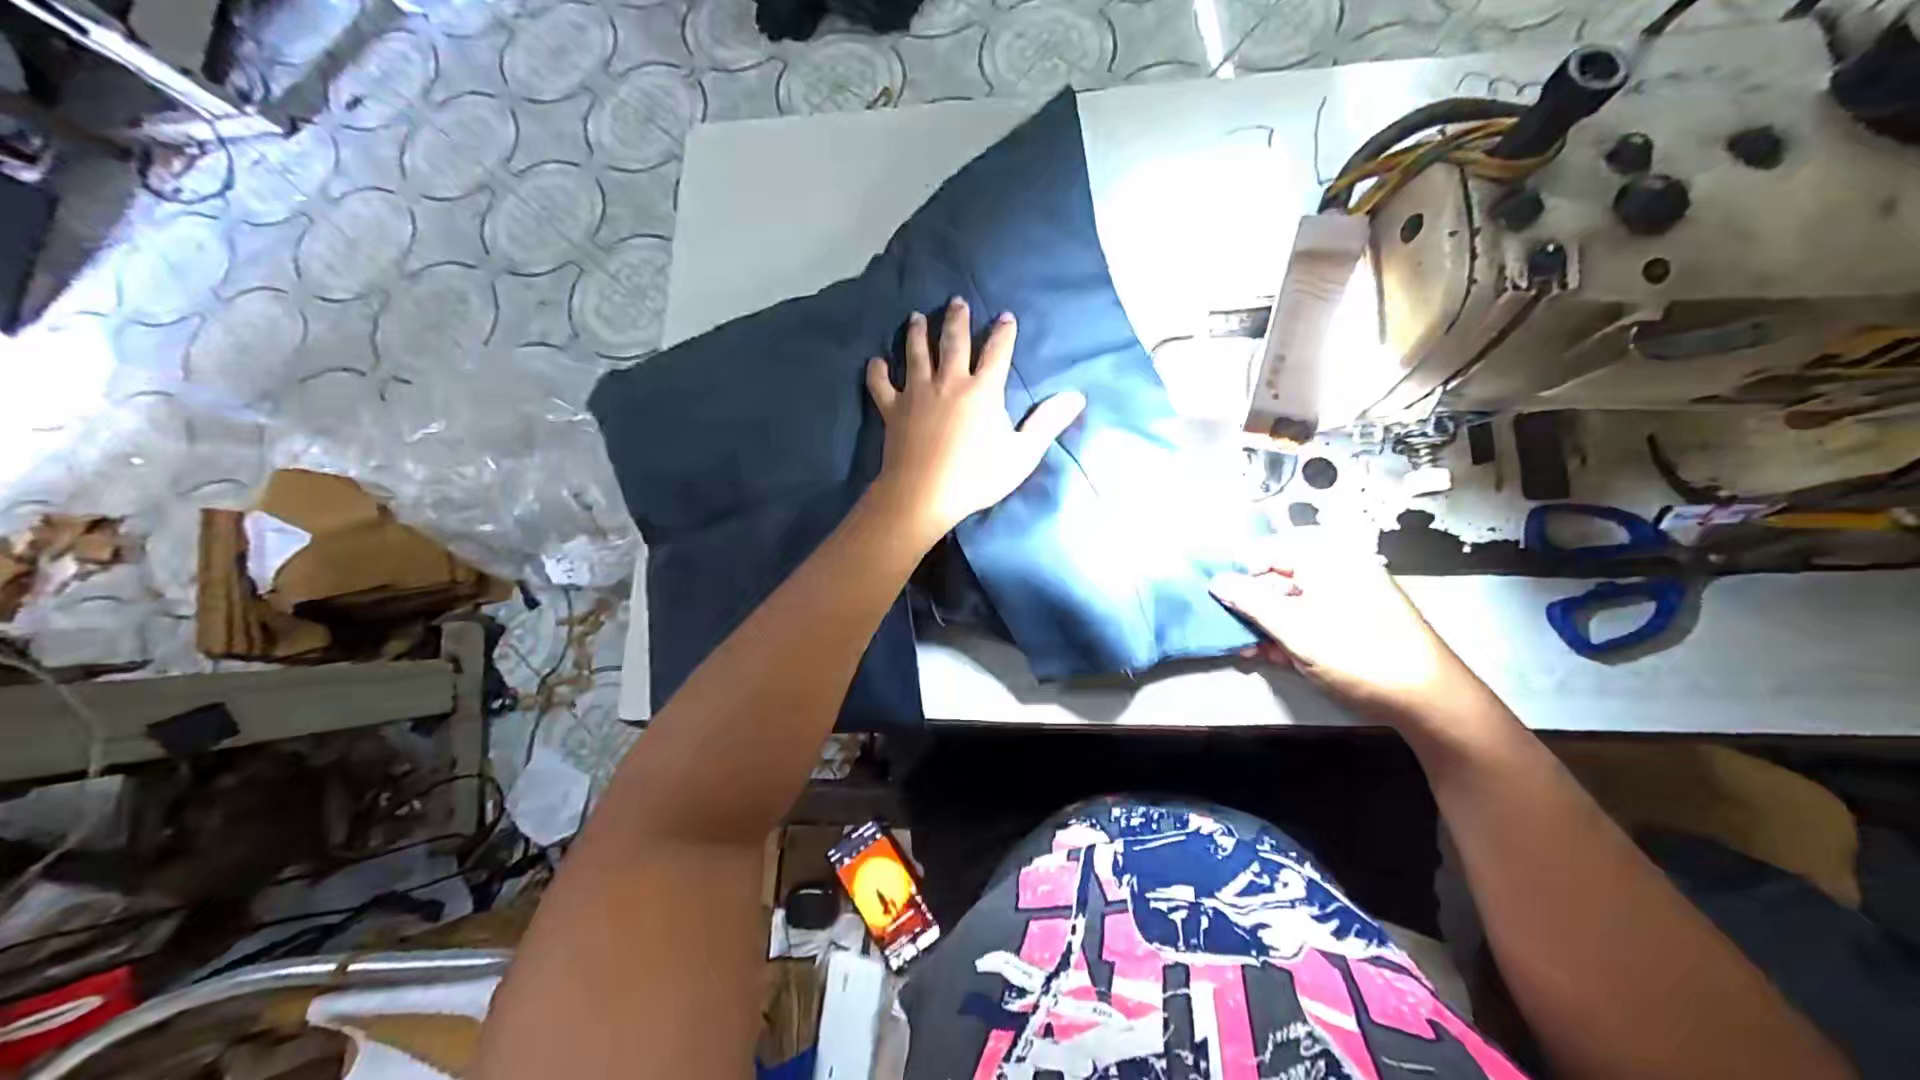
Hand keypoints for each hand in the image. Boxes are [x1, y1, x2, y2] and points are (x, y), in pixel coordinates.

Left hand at [865, 298, 1085, 540]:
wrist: (923, 494)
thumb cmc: (976, 477)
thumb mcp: (1022, 454)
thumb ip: (1047, 423)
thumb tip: (1077, 396)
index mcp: (983, 390)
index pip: (997, 352)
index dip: (1003, 332)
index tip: (1005, 317)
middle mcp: (949, 382)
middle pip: (953, 342)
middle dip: (957, 319)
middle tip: (956, 301)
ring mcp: (917, 393)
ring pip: (915, 354)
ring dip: (916, 333)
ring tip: (916, 317)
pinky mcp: (892, 409)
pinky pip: (881, 384)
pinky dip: (877, 371)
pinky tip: (875, 361)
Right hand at [1208, 529, 1487, 728]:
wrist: (1427, 699)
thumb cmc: (1356, 654)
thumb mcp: (1294, 628)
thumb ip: (1250, 601)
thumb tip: (1217, 581)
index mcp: (1327, 559)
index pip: (1266, 552)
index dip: (1238, 574)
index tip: (1216, 600)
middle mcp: (1339, 570)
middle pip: (1279, 577)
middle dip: (1251, 604)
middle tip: (1230, 630)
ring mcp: (1350, 597)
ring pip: (1293, 602)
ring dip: (1267, 624)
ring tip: (1250, 649)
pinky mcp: (1357, 622)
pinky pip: (1313, 618)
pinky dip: (1291, 634)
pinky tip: (1276, 656)